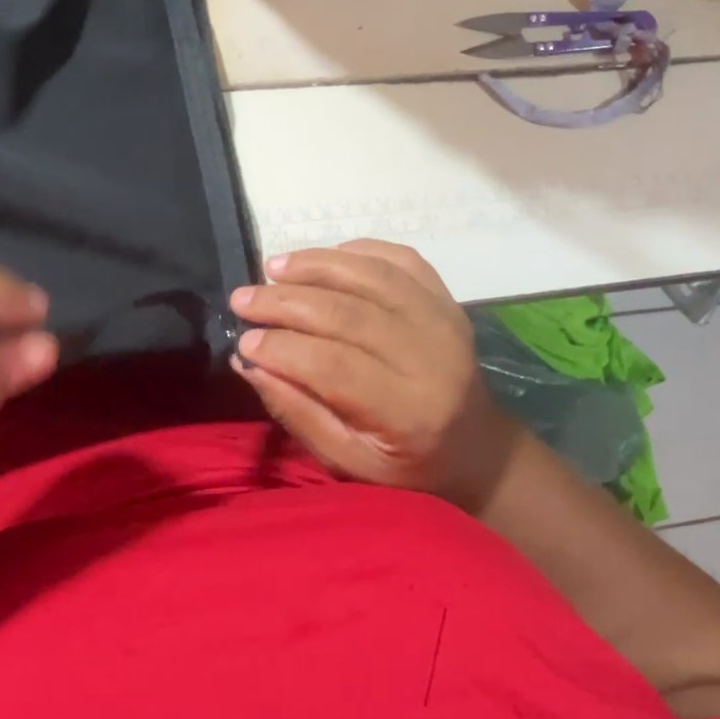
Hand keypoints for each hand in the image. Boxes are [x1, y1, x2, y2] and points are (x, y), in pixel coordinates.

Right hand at [227, 239, 519, 512]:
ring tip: (272, 268)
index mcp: (410, 412)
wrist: (477, 450)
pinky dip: (358, 252)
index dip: (284, 348)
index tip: (244, 340)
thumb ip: (298, 412)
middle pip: (350, 313)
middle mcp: (433, 359)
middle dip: (286, 301)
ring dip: (316, 265)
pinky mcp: (448, 300)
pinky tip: (323, 259)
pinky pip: (401, 259)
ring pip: (373, 276)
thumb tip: (248, 362)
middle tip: (242, 298)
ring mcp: (446, 321)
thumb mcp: (347, 461)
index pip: (335, 366)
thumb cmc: (405, 466)